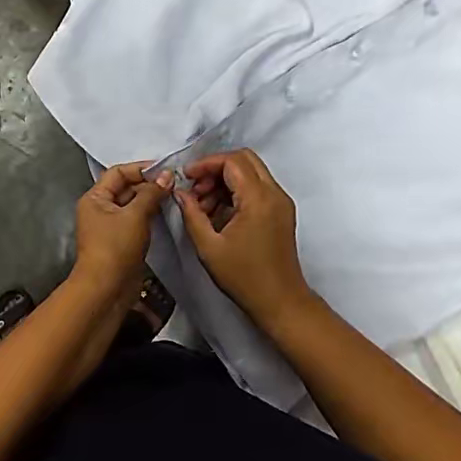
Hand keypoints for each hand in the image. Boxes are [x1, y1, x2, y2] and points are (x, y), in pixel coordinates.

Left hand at [73, 162, 172, 290]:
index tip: (166, 170)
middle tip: (176, 183)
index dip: (141, 169)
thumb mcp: (134, 216)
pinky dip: (151, 215)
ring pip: (134, 205)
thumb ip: (151, 193)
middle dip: (149, 184)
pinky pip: (137, 220)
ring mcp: (111, 225)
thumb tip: (166, 176)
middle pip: (126, 188)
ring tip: (176, 196)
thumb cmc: (115, 248)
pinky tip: (168, 213)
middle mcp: (100, 208)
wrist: (107, 288)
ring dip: (153, 200)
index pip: (118, 173)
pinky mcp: (122, 240)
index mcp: (95, 198)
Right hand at [174, 149, 315, 323]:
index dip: (206, 164)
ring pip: (251, 172)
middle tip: (195, 188)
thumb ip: (192, 214)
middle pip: (244, 160)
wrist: (280, 301)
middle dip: (216, 168)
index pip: (232, 161)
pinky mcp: (280, 212)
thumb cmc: (244, 276)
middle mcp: (274, 194)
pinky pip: (256, 188)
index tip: (186, 177)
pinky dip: (236, 192)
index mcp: (259, 199)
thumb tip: (180, 193)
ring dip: (225, 180)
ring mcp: (280, 203)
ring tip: (202, 205)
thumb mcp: (209, 246)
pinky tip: (217, 213)